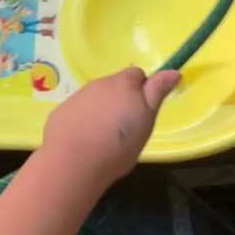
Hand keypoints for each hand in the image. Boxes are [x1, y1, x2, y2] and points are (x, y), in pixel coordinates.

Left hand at [42, 66, 180, 184]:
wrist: (74, 162)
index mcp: (123, 83)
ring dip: (102, 110)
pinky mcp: (61, 111)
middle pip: (115, 85)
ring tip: (104, 137)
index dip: (142, 90)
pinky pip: (77, 111)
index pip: (138, 74)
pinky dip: (82, 120)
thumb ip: (157, 93)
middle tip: (125, 128)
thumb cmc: (119, 144)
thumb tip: (174, 71)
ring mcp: (77, 97)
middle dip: (121, 100)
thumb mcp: (146, 120)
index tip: (142, 111)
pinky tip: (83, 141)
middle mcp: (99, 84)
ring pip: (95, 98)